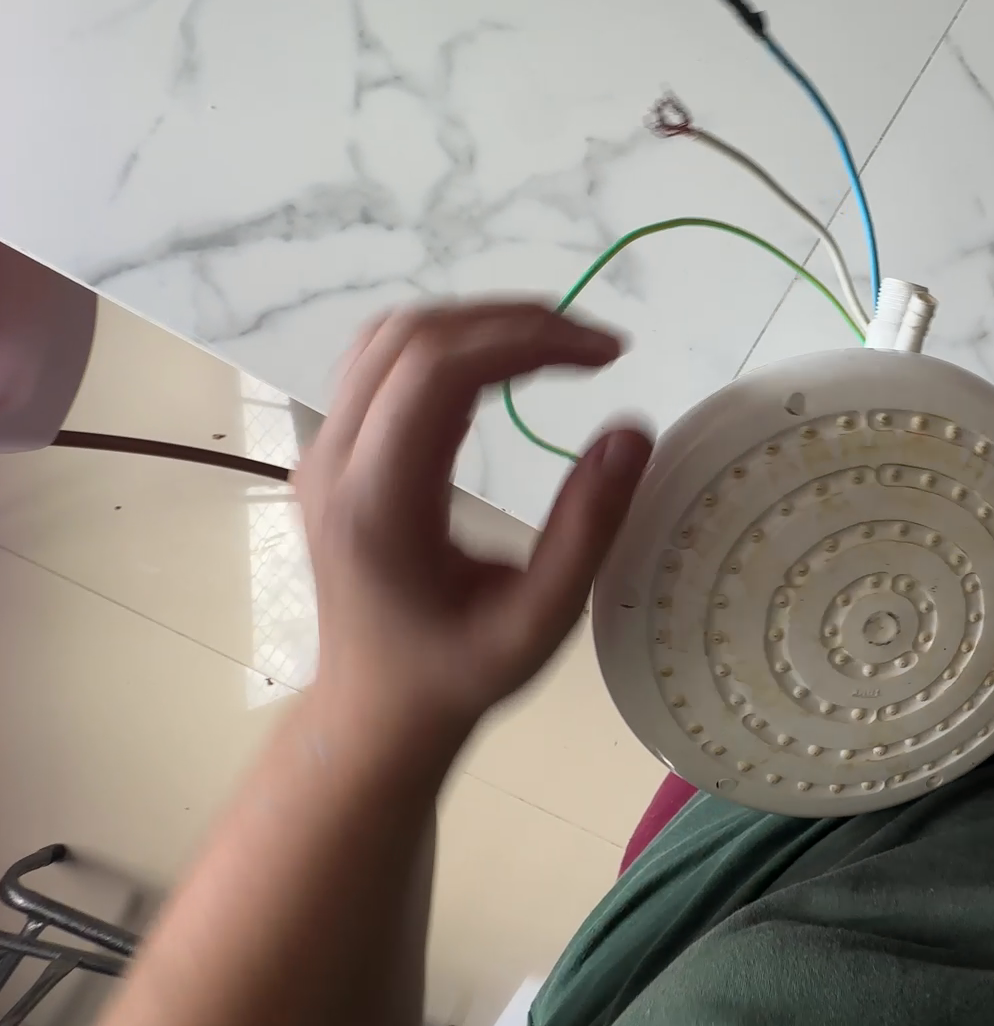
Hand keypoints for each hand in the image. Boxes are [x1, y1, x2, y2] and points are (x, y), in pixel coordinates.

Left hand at [295, 302, 649, 732]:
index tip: (610, 355)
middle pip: (414, 336)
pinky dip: (457, 343)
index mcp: (381, 498)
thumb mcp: (543, 616)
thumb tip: (632, 430)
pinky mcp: (340, 450)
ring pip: (393, 336)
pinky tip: (507, 366)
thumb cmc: (463, 668)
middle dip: (516, 320)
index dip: (530, 340)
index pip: (441, 370)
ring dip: (485, 323)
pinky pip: (388, 362)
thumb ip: (589, 526)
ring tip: (562, 345)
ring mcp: (327, 448)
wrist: (379, 705)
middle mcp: (337, 457)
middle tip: (598, 346)